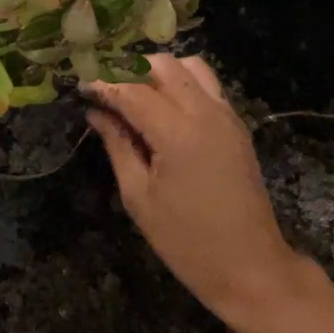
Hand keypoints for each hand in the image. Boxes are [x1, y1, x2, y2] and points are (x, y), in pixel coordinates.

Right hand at [81, 55, 309, 324]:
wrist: (252, 267)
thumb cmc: (187, 242)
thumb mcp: (139, 198)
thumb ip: (117, 146)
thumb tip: (96, 113)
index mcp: (178, 133)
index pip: (133, 90)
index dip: (103, 84)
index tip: (81, 86)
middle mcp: (205, 112)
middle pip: (163, 65)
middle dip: (130, 70)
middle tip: (106, 88)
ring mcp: (226, 115)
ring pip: (189, 66)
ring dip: (159, 70)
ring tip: (136, 93)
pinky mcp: (236, 124)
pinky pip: (207, 84)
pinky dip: (182, 82)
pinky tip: (164, 106)